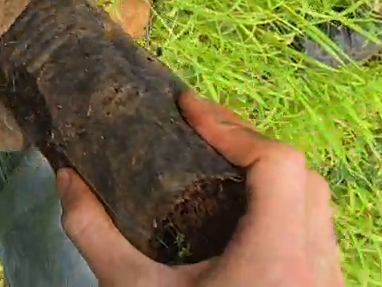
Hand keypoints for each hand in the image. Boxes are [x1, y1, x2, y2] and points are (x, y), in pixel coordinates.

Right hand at [57, 91, 342, 285]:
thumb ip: (92, 230)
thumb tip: (64, 174)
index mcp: (280, 261)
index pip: (280, 166)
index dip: (233, 127)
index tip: (184, 110)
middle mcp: (318, 272)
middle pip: (305, 179)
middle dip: (248, 144)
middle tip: (195, 132)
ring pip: (316, 211)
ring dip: (267, 178)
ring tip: (211, 167)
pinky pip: (314, 240)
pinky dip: (277, 212)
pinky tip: (232, 221)